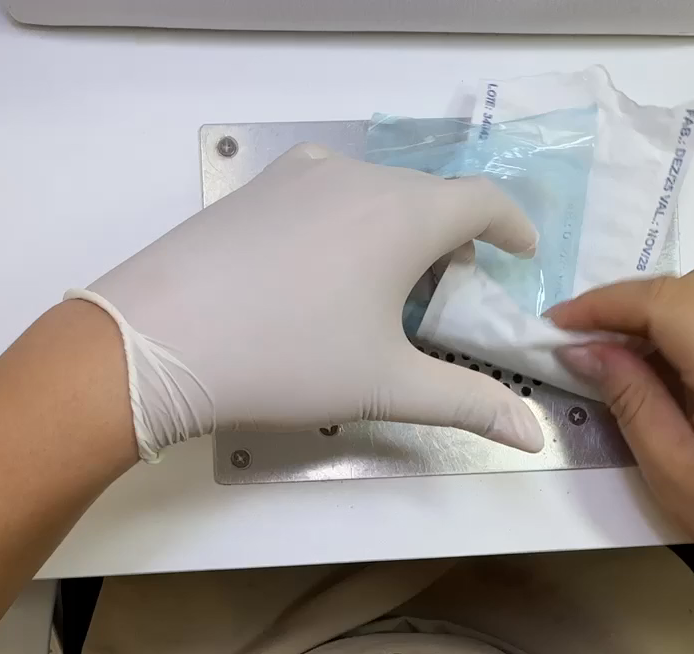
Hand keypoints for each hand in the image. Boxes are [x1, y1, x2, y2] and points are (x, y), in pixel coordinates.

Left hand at [75, 144, 545, 460]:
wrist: (160, 343)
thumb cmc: (290, 361)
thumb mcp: (387, 386)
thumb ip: (468, 403)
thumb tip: (534, 435)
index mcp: (402, 213)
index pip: (483, 201)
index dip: (512, 227)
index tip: (522, 254)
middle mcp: (355, 177)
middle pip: (428, 198)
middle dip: (453, 242)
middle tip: (450, 293)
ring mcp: (297, 178)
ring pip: (374, 196)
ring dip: (398, 235)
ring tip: (385, 291)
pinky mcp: (253, 194)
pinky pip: (326, 200)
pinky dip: (349, 230)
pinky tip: (322, 281)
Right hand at [548, 267, 693, 620]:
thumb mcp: (672, 470)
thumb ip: (630, 398)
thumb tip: (587, 349)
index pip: (665, 302)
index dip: (603, 304)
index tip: (556, 324)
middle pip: (692, 286)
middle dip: (629, 305)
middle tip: (585, 344)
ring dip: (665, 308)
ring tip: (627, 351)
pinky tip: (677, 358)